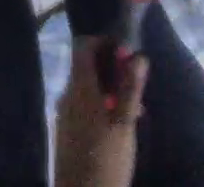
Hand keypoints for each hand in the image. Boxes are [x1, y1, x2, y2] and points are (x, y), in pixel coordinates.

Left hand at [53, 39, 149, 186]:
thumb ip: (131, 87)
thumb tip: (139, 55)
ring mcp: (64, 114)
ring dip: (110, 88)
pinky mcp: (66, 132)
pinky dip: (101, 104)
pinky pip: (83, 105)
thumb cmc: (106, 160)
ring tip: (135, 109)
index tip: (126, 52)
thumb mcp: (124, 123)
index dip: (104, 42)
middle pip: (86, 66)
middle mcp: (67, 96)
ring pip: (87, 87)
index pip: (84, 46)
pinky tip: (120, 125)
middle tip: (136, 83)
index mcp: (79, 88)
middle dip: (112, 68)